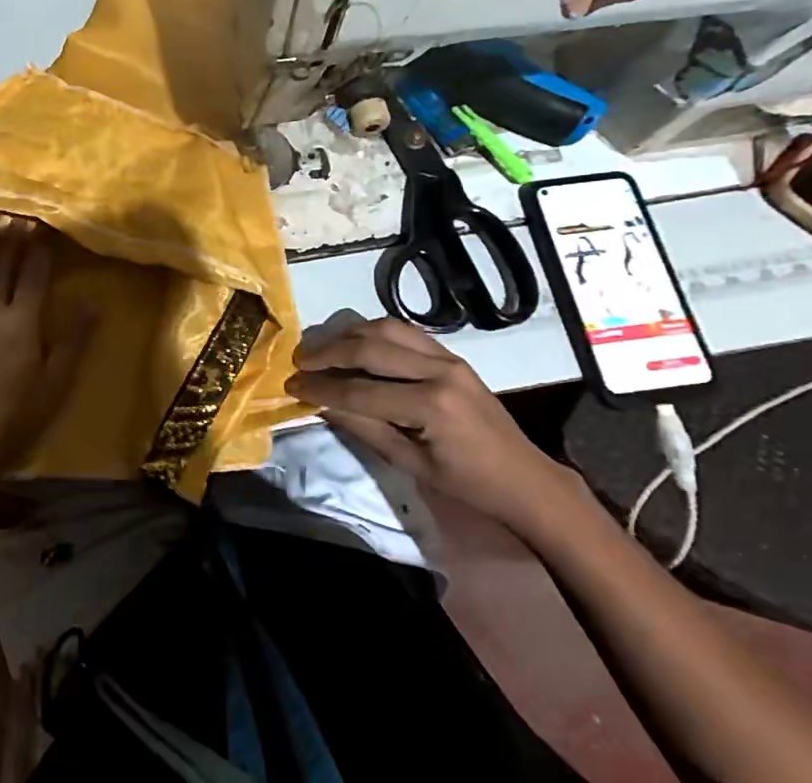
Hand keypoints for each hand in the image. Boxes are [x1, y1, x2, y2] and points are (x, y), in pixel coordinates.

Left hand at [0, 217, 92, 468]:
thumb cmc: (17, 413)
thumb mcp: (56, 379)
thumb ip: (73, 339)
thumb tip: (91, 302)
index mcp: (20, 321)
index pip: (32, 271)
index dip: (39, 244)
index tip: (44, 218)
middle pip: (1, 263)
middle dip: (11, 235)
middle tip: (18, 209)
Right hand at [285, 317, 581, 533]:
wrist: (521, 474)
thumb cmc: (466, 483)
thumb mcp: (410, 464)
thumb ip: (365, 427)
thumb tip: (324, 402)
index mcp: (430, 406)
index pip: (361, 389)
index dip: (321, 387)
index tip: (291, 384)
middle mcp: (439, 370)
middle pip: (371, 347)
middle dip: (329, 352)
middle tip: (299, 360)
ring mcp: (448, 356)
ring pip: (388, 328)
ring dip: (350, 334)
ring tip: (322, 347)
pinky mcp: (453, 353)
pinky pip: (407, 332)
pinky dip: (376, 332)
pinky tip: (357, 342)